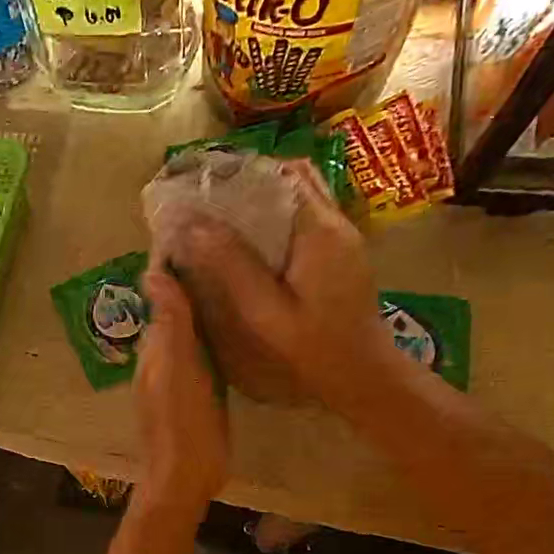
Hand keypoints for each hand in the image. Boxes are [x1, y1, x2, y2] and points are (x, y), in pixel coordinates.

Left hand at [135, 267, 227, 506]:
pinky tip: (234, 322)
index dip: (170, 268)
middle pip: (174, 310)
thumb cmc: (183, 422)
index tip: (191, 233)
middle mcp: (160, 357)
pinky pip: (202, 349)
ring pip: (188, 329)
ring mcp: (178, 375)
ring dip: (202, 304)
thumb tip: (154, 273)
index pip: (159, 297)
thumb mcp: (178, 369)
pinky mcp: (197, 390)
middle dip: (189, 280)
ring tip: (231, 274)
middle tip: (221, 247)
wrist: (187, 477)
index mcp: (153, 348)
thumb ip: (170, 325)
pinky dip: (213, 330)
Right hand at [173, 195, 390, 408]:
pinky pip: (297, 219)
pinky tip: (241, 241)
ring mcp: (338, 238)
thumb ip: (231, 266)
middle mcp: (332, 224)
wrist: (364, 379)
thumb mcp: (266, 313)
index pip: (276, 176)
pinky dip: (267, 219)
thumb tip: (189, 224)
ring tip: (214, 217)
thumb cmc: (314, 351)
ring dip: (254, 200)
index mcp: (318, 231)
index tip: (195, 187)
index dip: (234, 175)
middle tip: (199, 202)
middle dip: (240, 183)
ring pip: (293, 196)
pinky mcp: (336, 254)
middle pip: (286, 178)